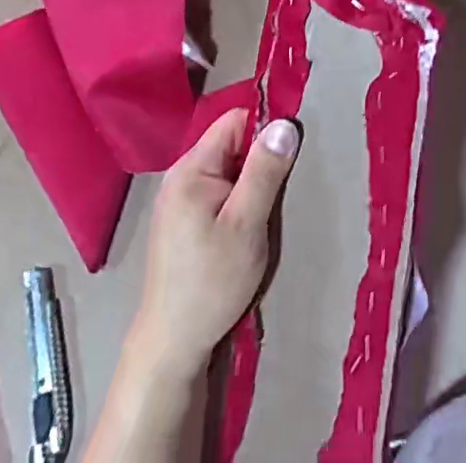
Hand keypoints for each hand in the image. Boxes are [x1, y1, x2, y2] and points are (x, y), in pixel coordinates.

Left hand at [127, 109, 299, 375]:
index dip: (266, 129)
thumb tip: (284, 123)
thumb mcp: (246, 223)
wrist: (172, 343)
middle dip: (261, 159)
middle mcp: (180, 176)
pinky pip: (219, 192)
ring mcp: (179, 200)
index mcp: (191, 169)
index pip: (234, 121)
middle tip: (287, 186)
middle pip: (231, 145)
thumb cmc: (211, 281)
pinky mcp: (183, 222)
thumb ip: (264, 171)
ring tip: (272, 208)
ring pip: (228, 170)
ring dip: (252, 183)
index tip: (293, 151)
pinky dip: (240, 201)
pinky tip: (252, 224)